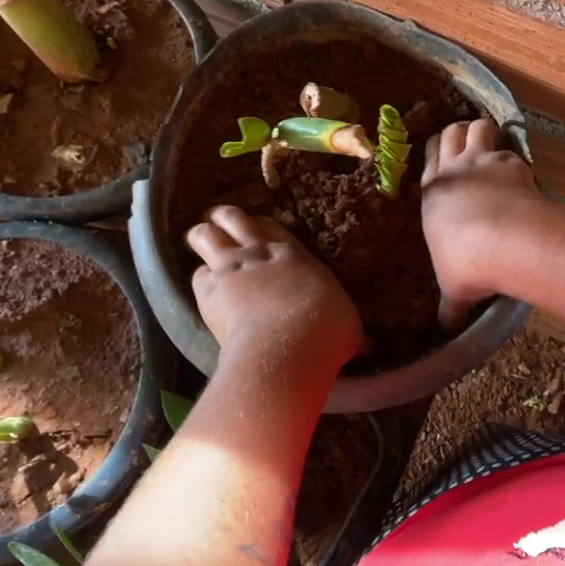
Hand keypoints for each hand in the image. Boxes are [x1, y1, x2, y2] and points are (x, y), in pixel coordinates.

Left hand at [186, 207, 363, 383]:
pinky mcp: (209, 291)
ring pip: (205, 235)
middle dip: (224, 218)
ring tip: (199, 240)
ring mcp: (231, 267)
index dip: (260, 225)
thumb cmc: (325, 332)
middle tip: (220, 225)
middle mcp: (260, 252)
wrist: (288, 346)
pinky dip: (199, 277)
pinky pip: (196, 273)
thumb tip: (368, 347)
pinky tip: (203, 285)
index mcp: (294, 255)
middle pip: (233, 218)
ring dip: (201, 235)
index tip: (257, 230)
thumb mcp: (345, 325)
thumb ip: (345, 327)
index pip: (272, 225)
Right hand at [420, 118, 541, 329]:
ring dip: (485, 132)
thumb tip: (445, 331)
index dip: (435, 150)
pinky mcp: (513, 162)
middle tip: (469, 149)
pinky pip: (512, 148)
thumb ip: (449, 306)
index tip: (444, 157)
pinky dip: (516, 155)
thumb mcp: (452, 290)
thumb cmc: (465, 264)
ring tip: (493, 146)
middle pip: (450, 132)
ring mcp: (483, 162)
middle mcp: (453, 170)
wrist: (501, 242)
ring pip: (478, 126)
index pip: (427, 154)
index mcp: (431, 193)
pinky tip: (522, 171)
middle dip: (458, 134)